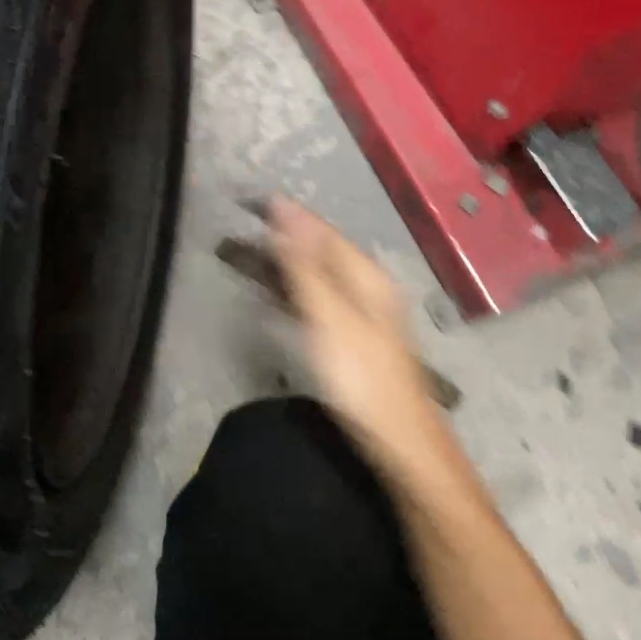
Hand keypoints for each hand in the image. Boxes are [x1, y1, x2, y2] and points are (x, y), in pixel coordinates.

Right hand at [267, 198, 440, 467]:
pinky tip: (272, 294)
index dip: (287, 213)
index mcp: (365, 276)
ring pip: (316, 273)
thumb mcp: (329, 319)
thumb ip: (305, 267)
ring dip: (282, 262)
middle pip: (318, 249)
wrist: (400, 441)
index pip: (320, 230)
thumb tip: (286, 215)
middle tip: (240, 228)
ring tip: (245, 255)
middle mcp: (367, 286)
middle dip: (280, 236)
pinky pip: (315, 296)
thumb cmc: (363, 379)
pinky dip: (291, 288)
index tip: (251, 198)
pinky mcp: (352, 335)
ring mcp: (361, 311)